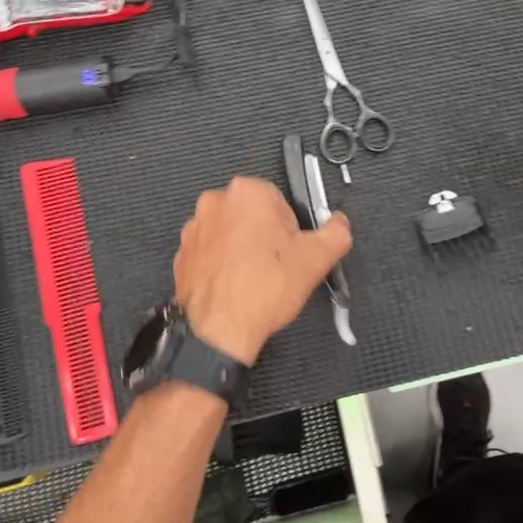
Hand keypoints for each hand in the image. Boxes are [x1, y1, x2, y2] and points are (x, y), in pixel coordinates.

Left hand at [174, 177, 352, 364]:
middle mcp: (216, 203)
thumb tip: (339, 224)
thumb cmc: (260, 291)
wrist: (220, 331)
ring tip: (257, 278)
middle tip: (277, 265)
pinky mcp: (183, 254)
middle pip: (254, 214)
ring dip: (244, 249)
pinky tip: (238, 285)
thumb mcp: (317, 259)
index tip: (292, 248)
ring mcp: (195, 228)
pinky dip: (224, 265)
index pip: (280, 200)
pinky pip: (212, 253)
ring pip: (232, 233)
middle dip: (267, 236)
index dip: (291, 228)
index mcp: (248, 192)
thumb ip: (336, 233)